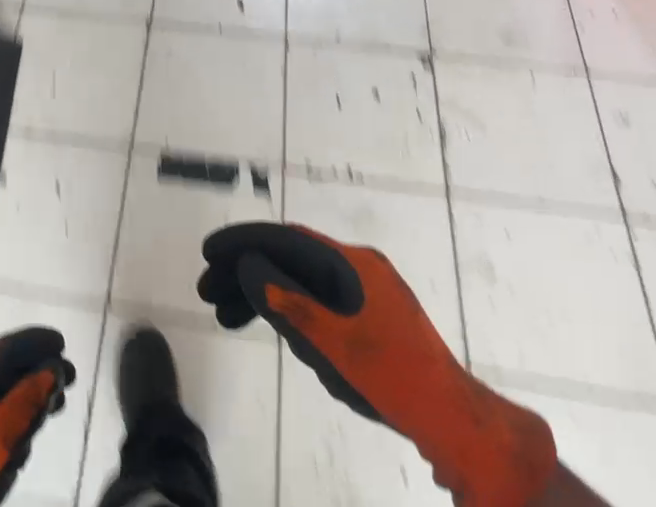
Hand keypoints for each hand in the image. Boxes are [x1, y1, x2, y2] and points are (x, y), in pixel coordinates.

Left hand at [0, 327, 75, 506]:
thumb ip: (24, 401)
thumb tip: (50, 368)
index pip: (3, 349)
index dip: (34, 342)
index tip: (62, 343)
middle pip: (0, 372)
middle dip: (36, 373)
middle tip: (69, 378)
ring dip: (26, 400)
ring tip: (55, 405)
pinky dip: (9, 422)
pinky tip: (25, 439)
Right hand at [198, 224, 555, 506]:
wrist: (448, 416)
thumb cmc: (388, 377)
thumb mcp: (328, 341)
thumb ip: (285, 300)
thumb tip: (247, 266)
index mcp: (350, 264)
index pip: (284, 239)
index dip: (242, 243)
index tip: (207, 253)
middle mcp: (357, 267)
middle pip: (289, 257)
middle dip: (245, 271)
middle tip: (208, 294)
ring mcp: (366, 290)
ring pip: (300, 279)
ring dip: (262, 293)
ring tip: (228, 318)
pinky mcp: (370, 314)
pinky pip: (317, 298)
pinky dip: (288, 308)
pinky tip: (272, 327)